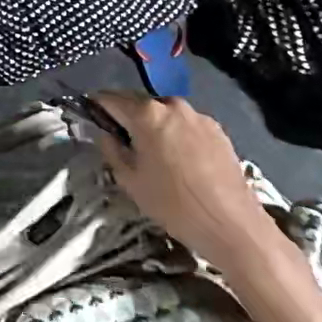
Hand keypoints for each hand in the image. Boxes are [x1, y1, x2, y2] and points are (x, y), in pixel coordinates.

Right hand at [89, 92, 274, 267]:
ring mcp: (198, 115)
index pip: (111, 98)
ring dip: (154, 125)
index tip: (91, 114)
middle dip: (127, 115)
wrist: (231, 223)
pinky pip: (187, 124)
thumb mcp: (131, 181)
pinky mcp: (217, 128)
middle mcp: (172, 105)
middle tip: (121, 138)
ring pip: (165, 113)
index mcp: (147, 114)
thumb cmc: (173, 204)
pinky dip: (177, 133)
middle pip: (140, 102)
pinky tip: (181, 159)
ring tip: (155, 152)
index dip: (98, 105)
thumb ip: (112, 150)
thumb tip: (105, 133)